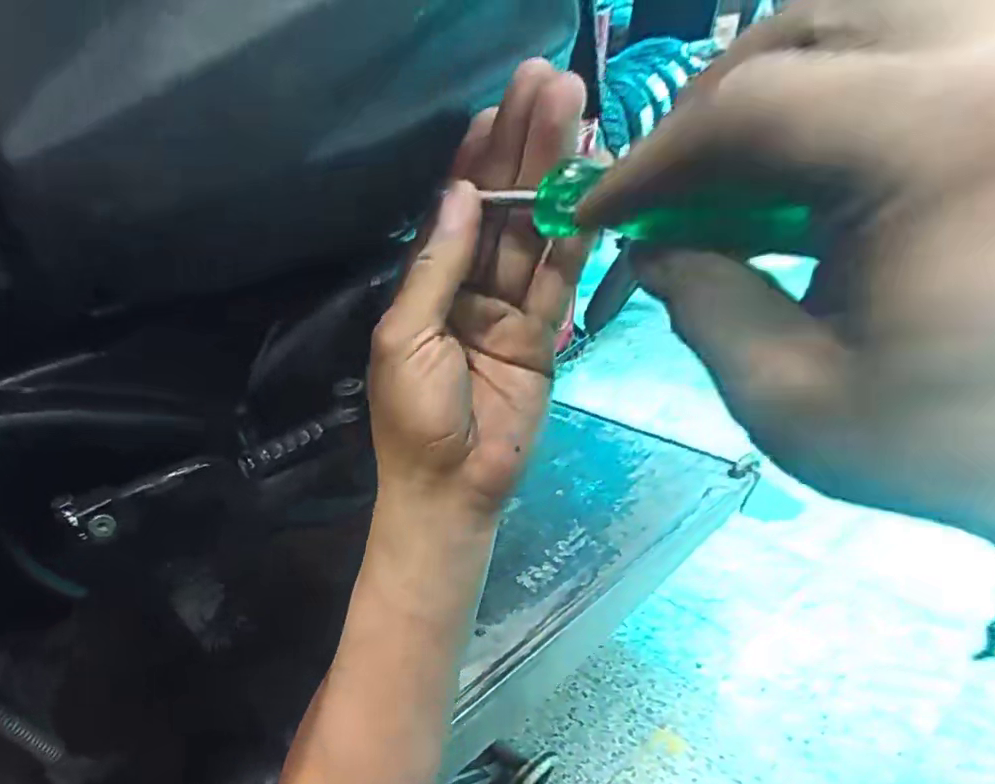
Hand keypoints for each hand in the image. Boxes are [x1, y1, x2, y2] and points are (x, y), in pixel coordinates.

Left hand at [369, 59, 590, 520]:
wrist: (449, 486)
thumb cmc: (414, 418)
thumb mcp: (407, 336)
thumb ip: (436, 266)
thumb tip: (462, 193)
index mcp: (426, 291)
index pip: (456, 214)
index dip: (477, 162)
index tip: (499, 109)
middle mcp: (468, 294)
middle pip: (500, 214)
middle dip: (522, 153)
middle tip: (550, 86)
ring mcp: (508, 316)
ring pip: (533, 239)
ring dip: (553, 181)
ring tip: (575, 116)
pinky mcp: (543, 340)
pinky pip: (558, 284)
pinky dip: (573, 239)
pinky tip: (587, 190)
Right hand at [578, 0, 994, 655]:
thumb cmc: (954, 443)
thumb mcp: (788, 396)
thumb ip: (700, 302)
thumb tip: (646, 245)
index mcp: (959, 129)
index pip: (754, 102)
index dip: (653, 159)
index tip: (596, 213)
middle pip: (805, 22)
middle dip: (706, 114)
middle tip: (658, 196)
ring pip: (864, 8)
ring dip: (771, 88)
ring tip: (724, 178)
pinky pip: (926, 29)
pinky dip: (843, 86)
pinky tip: (810, 165)